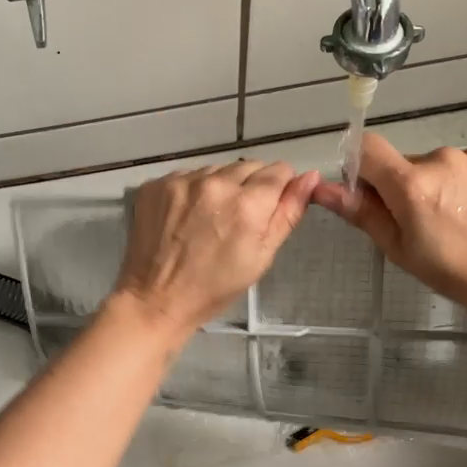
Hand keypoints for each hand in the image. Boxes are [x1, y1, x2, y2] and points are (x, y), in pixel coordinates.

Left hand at [112, 159, 319, 339]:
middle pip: (247, 166)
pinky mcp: (156, 184)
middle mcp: (214, 183)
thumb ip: (287, 213)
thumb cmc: (214, 288)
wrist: (156, 300)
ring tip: (208, 222)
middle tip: (237, 222)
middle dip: (249, 188)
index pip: (279, 171)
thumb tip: (310, 177)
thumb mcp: (261, 257)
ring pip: (216, 170)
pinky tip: (185, 219)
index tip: (267, 211)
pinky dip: (191, 192)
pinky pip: (187, 176)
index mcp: (247, 204)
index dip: (279, 189)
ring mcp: (181, 181)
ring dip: (219, 188)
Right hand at [311, 133, 466, 327]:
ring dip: (451, 186)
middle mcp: (445, 159)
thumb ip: (364, 214)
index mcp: (411, 184)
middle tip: (432, 226)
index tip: (373, 192)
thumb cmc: (458, 274)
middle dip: (414, 188)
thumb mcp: (402, 251)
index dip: (364, 167)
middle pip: (413, 164)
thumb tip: (323, 189)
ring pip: (451, 166)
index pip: (368, 148)